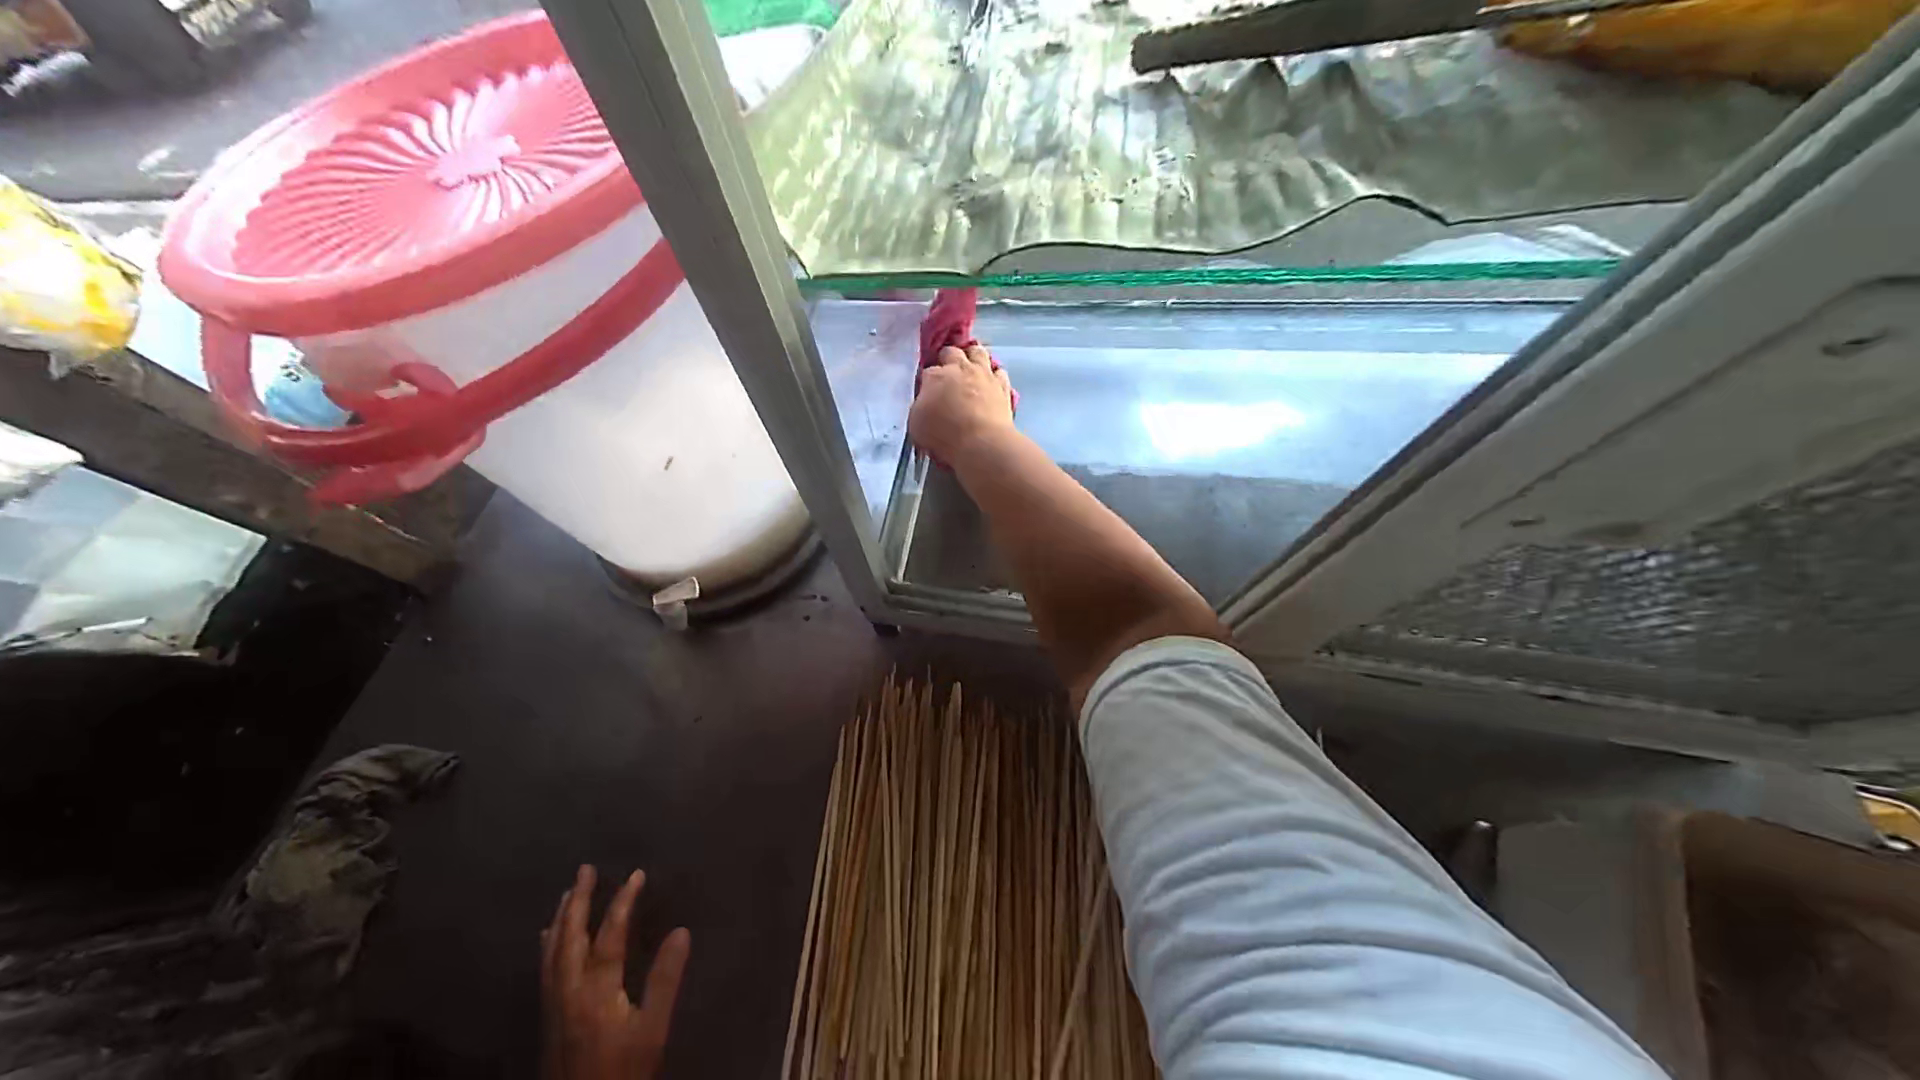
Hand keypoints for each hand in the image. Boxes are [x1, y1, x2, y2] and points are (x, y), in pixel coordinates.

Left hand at [541, 865, 691, 1079]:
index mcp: (596, 992)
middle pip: (570, 938)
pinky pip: (544, 969)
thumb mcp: (652, 1031)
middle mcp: (568, 992)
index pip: (609, 936)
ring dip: (561, 919)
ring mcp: (553, 1006)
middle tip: (585, 869)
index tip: (637, 874)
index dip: (623, 902)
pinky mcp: (547, 1019)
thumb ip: (665, 980)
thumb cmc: (623, 1072)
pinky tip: (548, 938)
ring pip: (552, 952)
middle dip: (579, 901)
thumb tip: (681, 931)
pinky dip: (548, 945)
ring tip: (568, 894)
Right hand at [909, 343, 1014, 465]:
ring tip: (971, 367)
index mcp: (935, 377)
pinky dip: (995, 375)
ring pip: (978, 352)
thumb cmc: (943, 435)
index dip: (927, 380)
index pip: (927, 371)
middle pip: (952, 352)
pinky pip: (1000, 372)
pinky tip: (992, 382)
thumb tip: (925, 402)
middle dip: (948, 358)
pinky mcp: (1003, 387)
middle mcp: (960, 369)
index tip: (927, 390)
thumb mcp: (917, 423)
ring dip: (973, 357)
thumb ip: (920, 406)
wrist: (981, 443)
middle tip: (947, 371)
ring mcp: (984, 375)